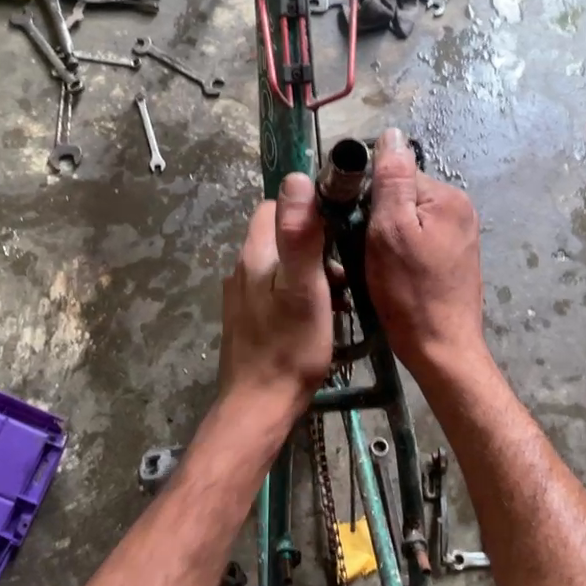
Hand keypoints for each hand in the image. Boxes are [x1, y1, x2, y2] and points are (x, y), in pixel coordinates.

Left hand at [218, 173, 334, 412]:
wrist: (259, 406)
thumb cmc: (289, 347)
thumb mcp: (304, 288)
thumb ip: (300, 235)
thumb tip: (297, 179)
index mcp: (254, 255)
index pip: (274, 207)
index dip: (306, 210)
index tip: (337, 227)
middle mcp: (241, 269)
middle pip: (279, 236)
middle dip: (313, 244)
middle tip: (344, 269)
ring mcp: (242, 296)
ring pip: (280, 265)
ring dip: (310, 272)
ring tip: (339, 295)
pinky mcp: (248, 319)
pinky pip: (276, 290)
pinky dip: (299, 293)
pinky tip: (319, 316)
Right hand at [366, 128, 485, 376]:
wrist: (441, 348)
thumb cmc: (410, 293)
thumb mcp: (390, 232)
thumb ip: (391, 180)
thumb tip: (390, 134)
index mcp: (447, 197)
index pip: (394, 173)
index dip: (365, 193)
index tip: (346, 219)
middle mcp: (459, 209)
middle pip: (400, 195)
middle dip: (374, 214)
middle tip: (356, 245)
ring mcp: (458, 235)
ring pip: (404, 218)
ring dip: (383, 234)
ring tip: (369, 261)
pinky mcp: (452, 257)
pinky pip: (414, 238)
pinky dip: (396, 249)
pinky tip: (387, 270)